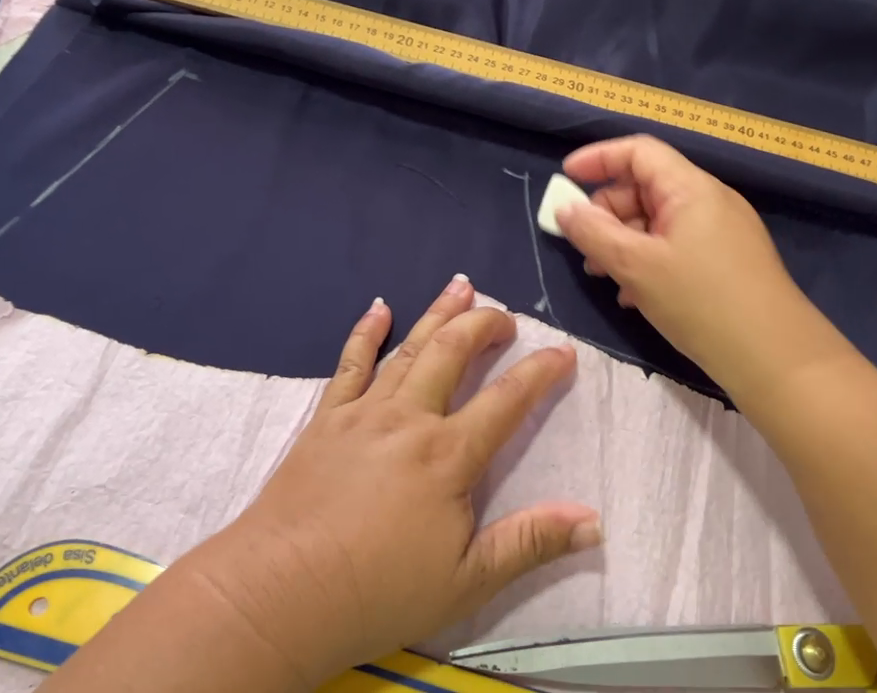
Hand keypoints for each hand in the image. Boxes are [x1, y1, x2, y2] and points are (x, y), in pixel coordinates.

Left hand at [174, 278, 601, 686]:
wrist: (281, 592)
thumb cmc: (378, 591)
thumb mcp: (467, 581)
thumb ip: (531, 542)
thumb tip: (595, 520)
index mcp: (448, 456)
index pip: (506, 400)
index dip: (540, 372)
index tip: (563, 351)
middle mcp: (409, 418)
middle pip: (453, 353)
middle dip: (485, 325)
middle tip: (507, 316)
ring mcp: (363, 412)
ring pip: (409, 348)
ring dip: (437, 313)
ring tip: (461, 285)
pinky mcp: (326, 418)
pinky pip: (350, 363)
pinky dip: (366, 332)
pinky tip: (379, 307)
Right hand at [553, 136, 853, 396]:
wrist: (775, 358)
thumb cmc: (701, 302)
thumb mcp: (636, 266)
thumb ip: (594, 233)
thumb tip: (565, 208)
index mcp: (691, 188)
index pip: (639, 151)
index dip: (598, 158)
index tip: (565, 178)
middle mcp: (709, 200)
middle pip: (646, 186)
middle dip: (607, 212)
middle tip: (583, 248)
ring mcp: (722, 231)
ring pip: (658, 221)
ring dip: (623, 242)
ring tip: (603, 277)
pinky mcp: (727, 262)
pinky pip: (677, 245)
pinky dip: (648, 260)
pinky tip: (633, 296)